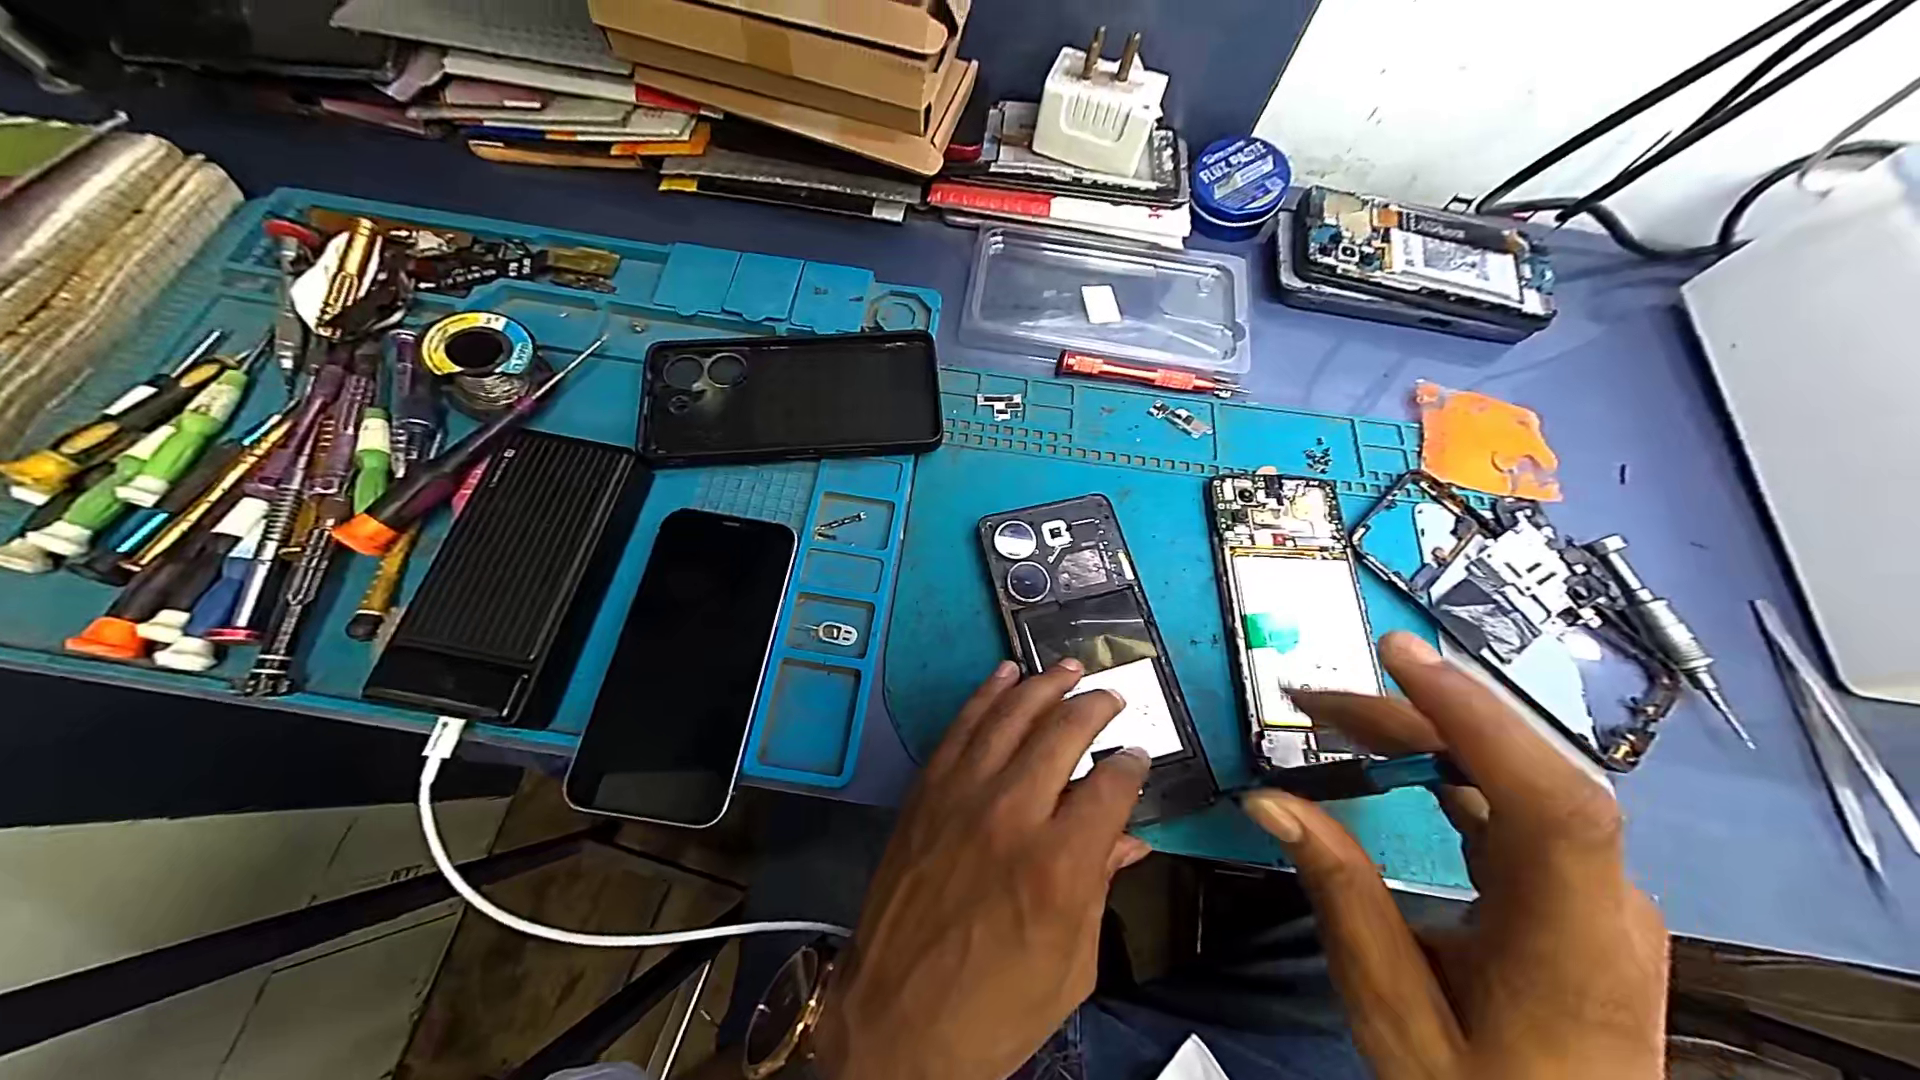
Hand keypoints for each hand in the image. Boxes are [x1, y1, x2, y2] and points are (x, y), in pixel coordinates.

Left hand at [812, 658, 1150, 1079]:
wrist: (895, 1021)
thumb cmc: (995, 1008)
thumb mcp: (1071, 965)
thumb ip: (1101, 886)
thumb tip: (1129, 838)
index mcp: (1059, 865)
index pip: (1111, 786)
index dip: (1132, 765)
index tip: (1138, 756)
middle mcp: (1011, 815)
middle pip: (1062, 733)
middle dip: (1095, 707)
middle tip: (1111, 697)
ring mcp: (962, 796)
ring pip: (1009, 716)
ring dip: (1042, 685)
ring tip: (1067, 667)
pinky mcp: (926, 793)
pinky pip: (960, 728)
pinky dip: (985, 696)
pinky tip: (1004, 676)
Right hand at [1243, 631, 1667, 1079]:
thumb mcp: (1392, 1007)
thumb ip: (1340, 893)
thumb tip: (1270, 799)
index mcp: (1573, 936)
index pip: (1551, 799)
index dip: (1477, 718)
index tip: (1401, 660)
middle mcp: (1597, 894)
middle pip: (1512, 769)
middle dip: (1409, 716)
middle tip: (1313, 698)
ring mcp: (1585, 885)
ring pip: (1503, 775)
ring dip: (1416, 733)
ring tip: (1333, 717)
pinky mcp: (1561, 885)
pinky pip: (1500, 800)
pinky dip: (1435, 764)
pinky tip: (1387, 757)